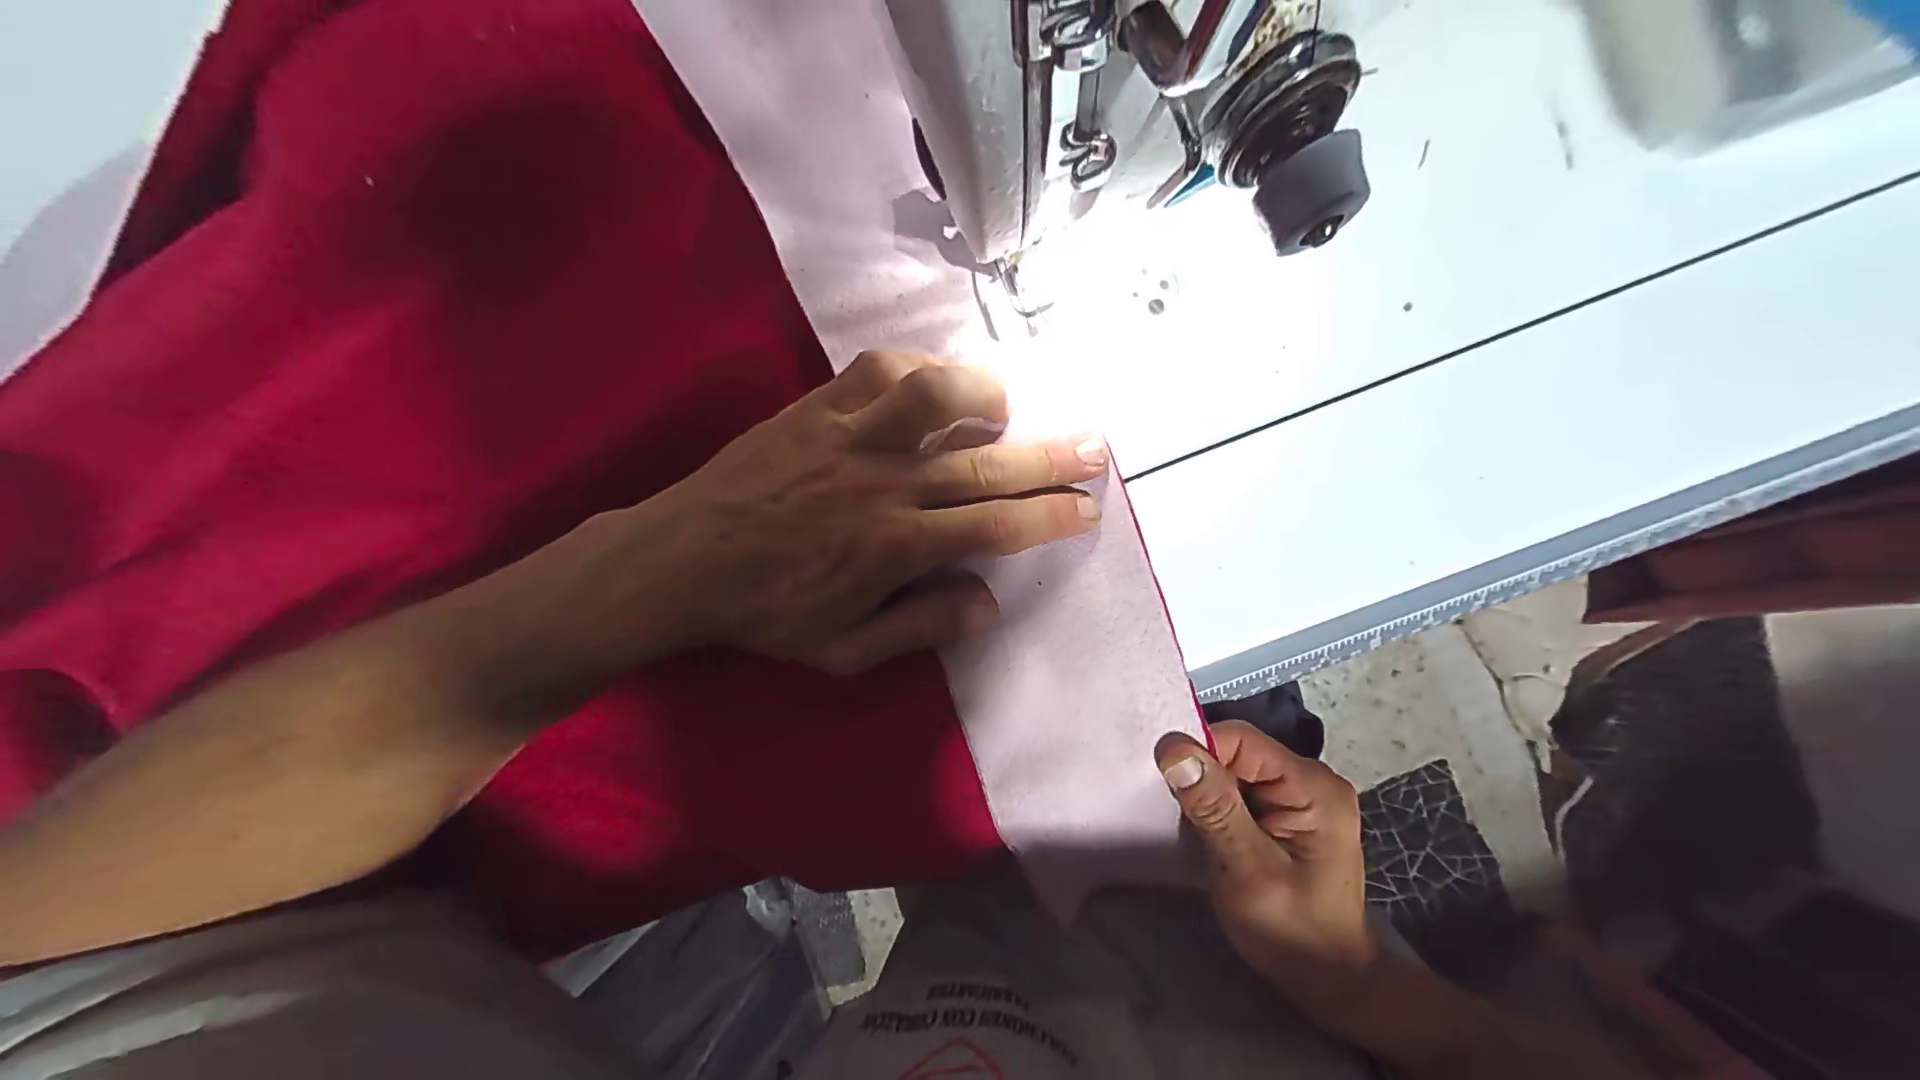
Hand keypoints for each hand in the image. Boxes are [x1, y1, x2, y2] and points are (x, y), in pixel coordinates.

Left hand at [631, 350, 1105, 673]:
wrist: (682, 560)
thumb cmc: (766, 611)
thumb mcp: (843, 651)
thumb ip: (922, 628)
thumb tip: (989, 603)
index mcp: (895, 547)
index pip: (995, 526)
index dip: (1049, 516)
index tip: (1087, 508)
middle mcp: (883, 484)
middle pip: (986, 464)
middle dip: (1052, 456)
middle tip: (1095, 446)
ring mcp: (848, 437)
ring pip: (933, 396)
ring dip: (983, 395)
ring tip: (1007, 406)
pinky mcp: (815, 407)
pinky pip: (878, 370)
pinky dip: (918, 367)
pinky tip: (932, 382)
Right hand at [1156, 721, 1379, 1008]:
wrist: (1329, 981)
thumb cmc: (1291, 932)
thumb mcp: (1247, 871)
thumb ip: (1214, 807)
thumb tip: (1173, 748)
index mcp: (1313, 787)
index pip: (1239, 741)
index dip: (1198, 754)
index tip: (1168, 786)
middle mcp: (1310, 779)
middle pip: (1235, 751)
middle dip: (1200, 775)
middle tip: (1180, 814)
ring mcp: (1300, 793)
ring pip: (1232, 768)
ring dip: (1205, 791)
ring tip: (1192, 824)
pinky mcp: (1285, 809)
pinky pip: (1239, 786)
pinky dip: (1215, 803)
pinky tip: (1208, 829)